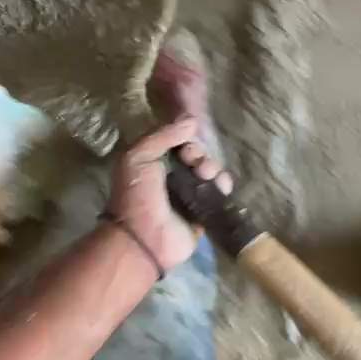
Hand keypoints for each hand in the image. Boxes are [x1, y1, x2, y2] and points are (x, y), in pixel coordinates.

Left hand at [108, 117, 232, 272]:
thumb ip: (163, 134)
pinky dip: (223, 186)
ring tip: (208, 177)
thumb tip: (192, 121)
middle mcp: (171, 177)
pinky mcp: (203, 213)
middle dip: (201, 156)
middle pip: (196, 157)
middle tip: (198, 165)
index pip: (177, 144)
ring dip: (214, 169)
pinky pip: (218, 195)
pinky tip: (223, 186)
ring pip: (209, 173)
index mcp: (153, 162)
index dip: (186, 141)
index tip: (187, 148)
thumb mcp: (138, 155)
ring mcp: (188, 196)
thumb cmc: (136, 194)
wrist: (143, 238)